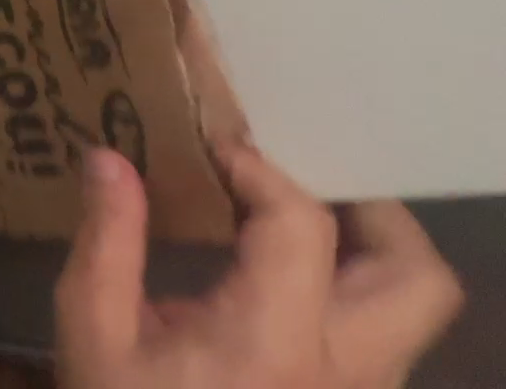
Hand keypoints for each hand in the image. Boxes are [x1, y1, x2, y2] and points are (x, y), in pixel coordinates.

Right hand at [57, 143, 462, 388]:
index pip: (302, 228)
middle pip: (417, 279)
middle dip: (365, 207)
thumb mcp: (92, 321)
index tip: (213, 143)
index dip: (261, 169)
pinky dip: (342, 275)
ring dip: (364, 243)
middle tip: (291, 168)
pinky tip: (273, 259)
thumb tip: (110, 157)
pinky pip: (377, 325)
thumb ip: (107, 238)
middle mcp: (345, 369)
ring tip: (282, 207)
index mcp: (272, 340)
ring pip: (413, 307)